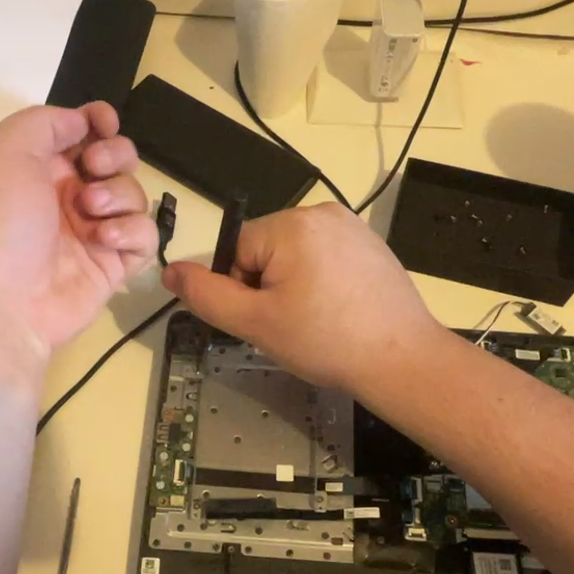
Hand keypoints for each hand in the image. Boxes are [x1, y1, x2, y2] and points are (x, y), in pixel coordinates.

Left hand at [0, 103, 157, 358]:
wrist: (3, 300)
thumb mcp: (6, 149)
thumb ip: (46, 122)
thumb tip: (82, 123)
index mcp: (34, 166)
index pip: (78, 132)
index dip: (97, 121)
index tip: (106, 123)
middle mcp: (64, 196)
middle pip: (114, 159)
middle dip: (114, 154)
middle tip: (94, 169)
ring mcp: (91, 231)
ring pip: (133, 195)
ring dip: (118, 195)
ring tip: (90, 212)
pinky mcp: (113, 264)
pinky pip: (144, 236)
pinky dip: (131, 231)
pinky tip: (105, 239)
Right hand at [161, 203, 446, 394]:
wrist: (403, 360)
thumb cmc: (327, 342)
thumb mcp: (255, 323)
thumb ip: (207, 296)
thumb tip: (171, 271)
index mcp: (291, 224)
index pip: (236, 251)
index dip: (242, 292)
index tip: (267, 321)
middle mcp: (322, 212)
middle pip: (265, 251)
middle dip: (268, 288)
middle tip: (293, 326)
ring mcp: (351, 226)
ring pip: (294, 257)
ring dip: (293, 287)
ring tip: (318, 321)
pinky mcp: (370, 244)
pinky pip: (324, 258)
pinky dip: (321, 283)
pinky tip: (338, 312)